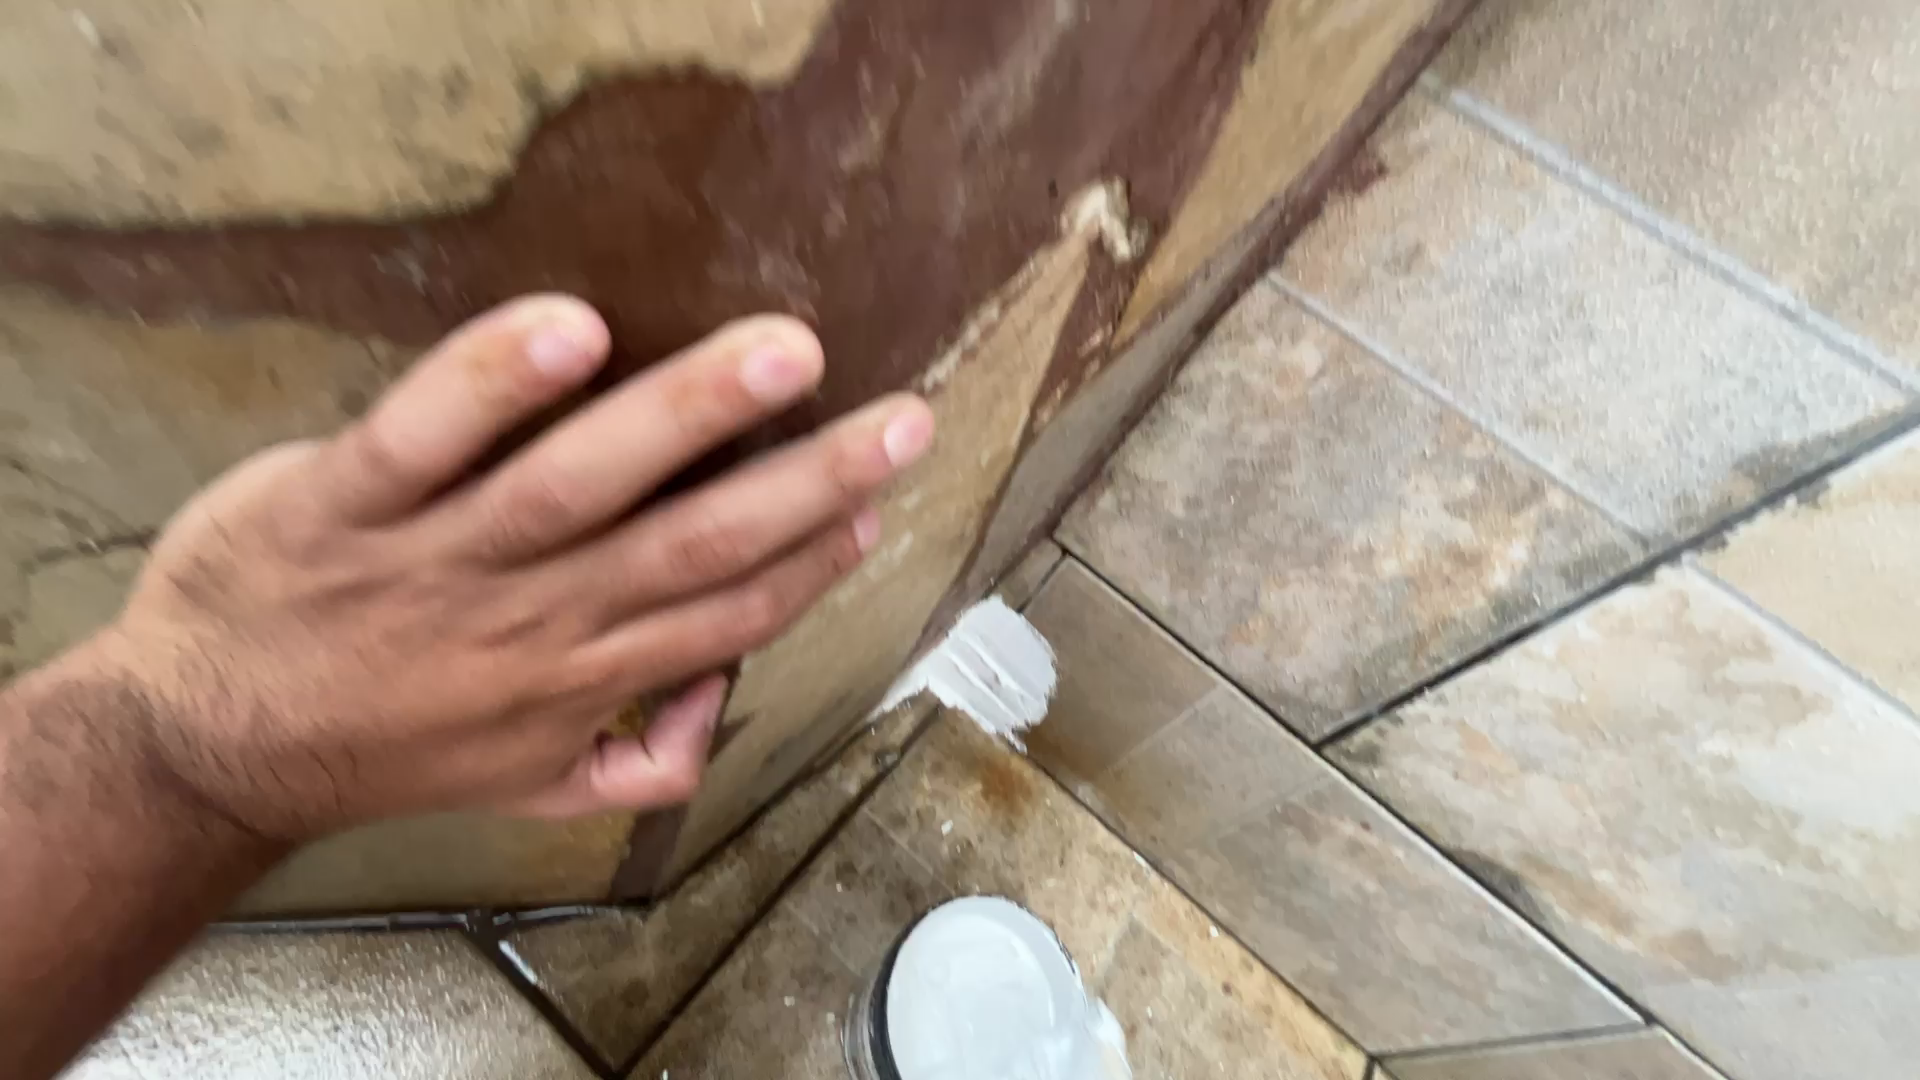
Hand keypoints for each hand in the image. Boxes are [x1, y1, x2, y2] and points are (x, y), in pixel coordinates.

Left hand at [83, 295, 933, 841]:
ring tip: (787, 355)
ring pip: (585, 485)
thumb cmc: (401, 747)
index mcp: (596, 677)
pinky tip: (574, 326)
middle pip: (701, 547)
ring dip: (695, 416)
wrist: (206, 747)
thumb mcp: (538, 789)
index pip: (738, 615)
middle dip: (814, 482)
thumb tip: (723, 705)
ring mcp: (446, 557)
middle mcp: (544, 618)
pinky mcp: (344, 501)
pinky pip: (428, 436)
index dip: (819, 561)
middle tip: (902, 424)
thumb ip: (647, 761)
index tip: (878, 504)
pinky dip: (498, 384)